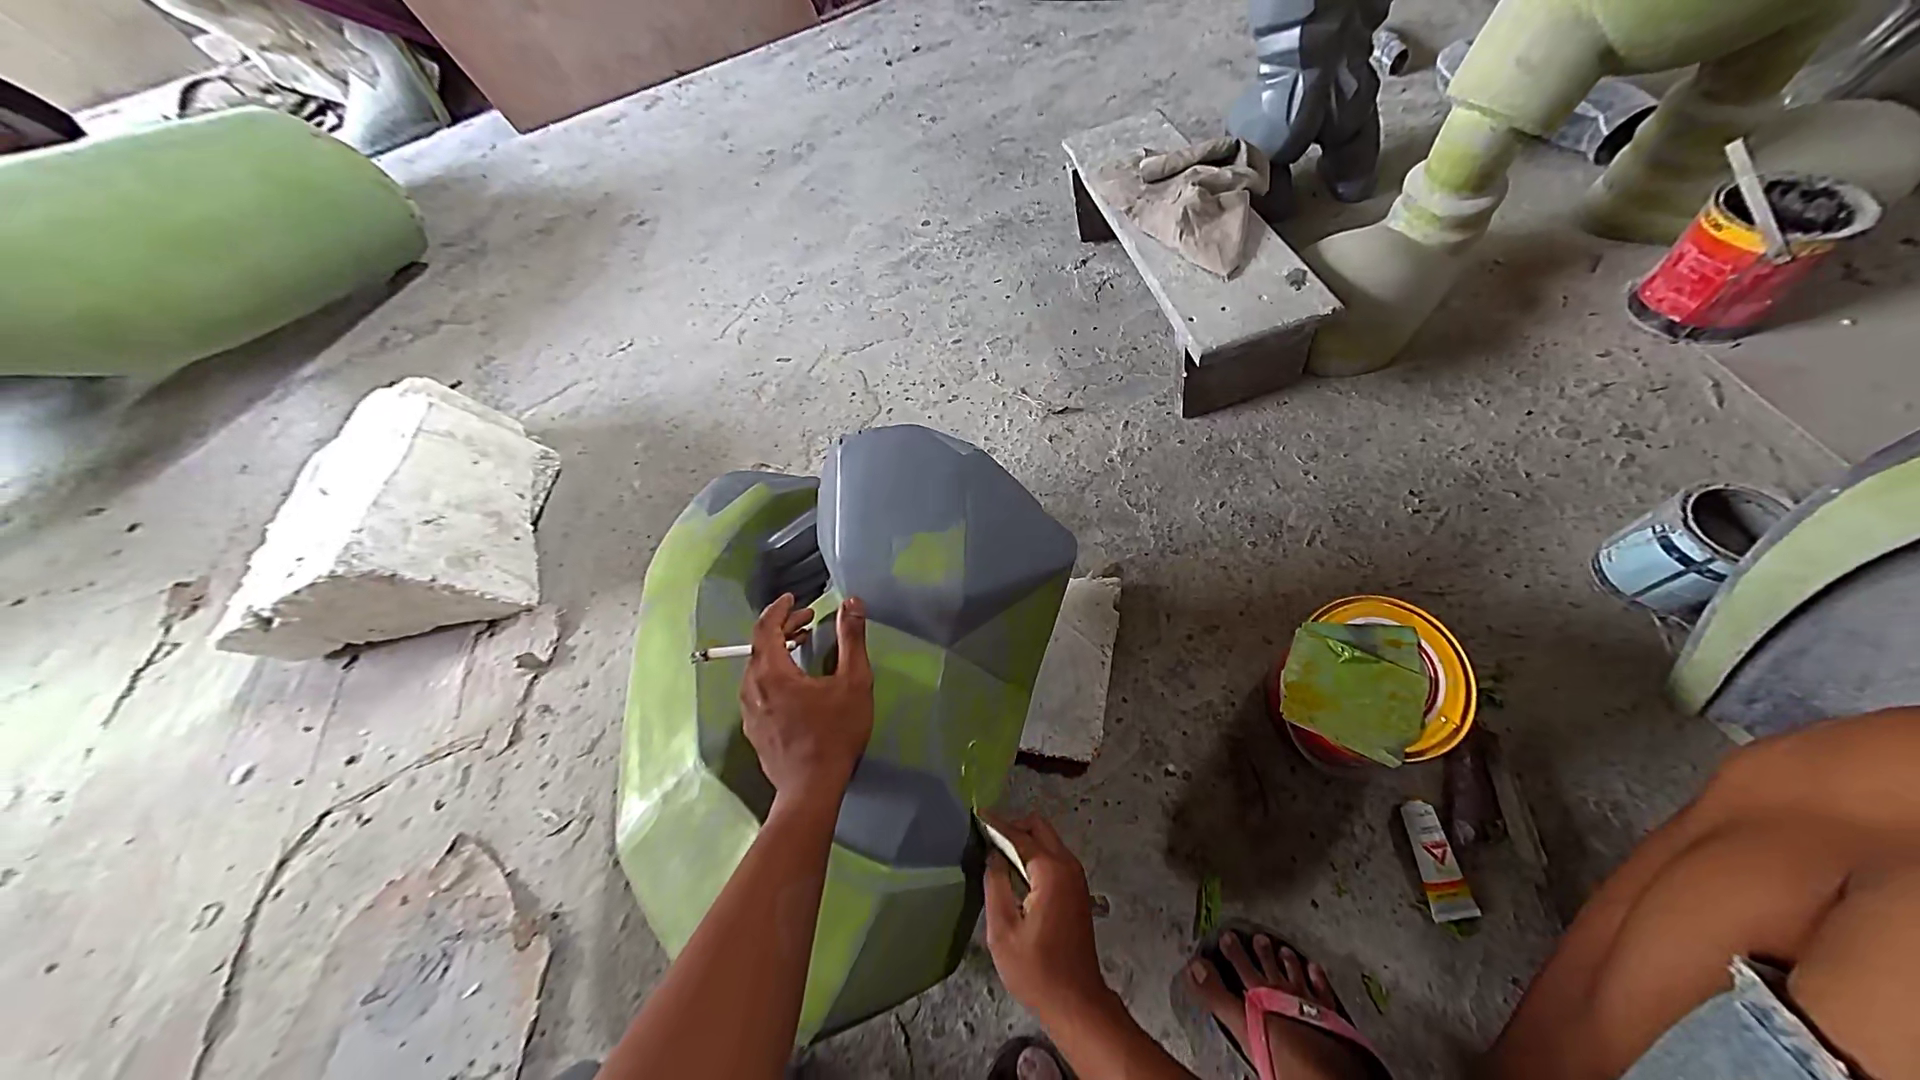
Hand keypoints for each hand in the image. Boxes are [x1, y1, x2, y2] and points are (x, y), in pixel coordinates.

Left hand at [740, 594, 873, 808]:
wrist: (811, 788)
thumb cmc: (834, 733)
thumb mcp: (853, 682)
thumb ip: (852, 639)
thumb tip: (852, 604)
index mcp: (771, 672)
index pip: (766, 628)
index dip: (779, 609)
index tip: (793, 598)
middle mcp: (752, 688)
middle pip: (761, 646)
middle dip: (783, 627)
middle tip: (808, 620)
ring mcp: (749, 711)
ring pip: (758, 668)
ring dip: (778, 650)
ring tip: (803, 646)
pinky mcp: (754, 728)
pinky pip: (758, 688)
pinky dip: (774, 672)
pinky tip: (796, 682)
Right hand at [983, 813, 1109, 1021]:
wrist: (1076, 1001)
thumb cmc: (1036, 969)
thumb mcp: (1003, 929)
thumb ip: (995, 884)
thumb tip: (992, 855)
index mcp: (1051, 871)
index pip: (1019, 836)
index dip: (996, 825)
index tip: (976, 816)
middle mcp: (1068, 866)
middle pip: (1039, 827)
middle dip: (1012, 826)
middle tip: (986, 838)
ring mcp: (1076, 877)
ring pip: (1048, 840)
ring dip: (1024, 840)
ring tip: (996, 853)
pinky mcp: (1077, 890)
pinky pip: (1053, 857)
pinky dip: (1034, 854)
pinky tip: (1015, 871)